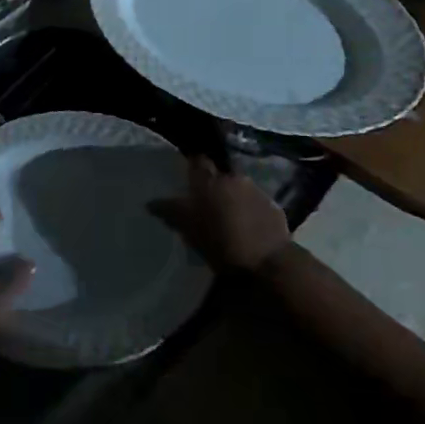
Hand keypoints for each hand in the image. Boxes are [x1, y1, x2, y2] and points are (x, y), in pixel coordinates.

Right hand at [148, 156, 293, 271]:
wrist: (268, 262)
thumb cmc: (221, 243)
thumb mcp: (189, 230)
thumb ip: (170, 212)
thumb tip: (150, 202)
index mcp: (209, 180)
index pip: (198, 161)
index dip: (192, 167)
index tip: (187, 178)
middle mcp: (232, 178)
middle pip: (219, 175)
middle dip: (213, 185)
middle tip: (206, 203)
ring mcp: (256, 191)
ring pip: (238, 188)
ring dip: (232, 198)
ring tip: (228, 217)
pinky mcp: (273, 207)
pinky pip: (255, 203)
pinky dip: (249, 210)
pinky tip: (246, 227)